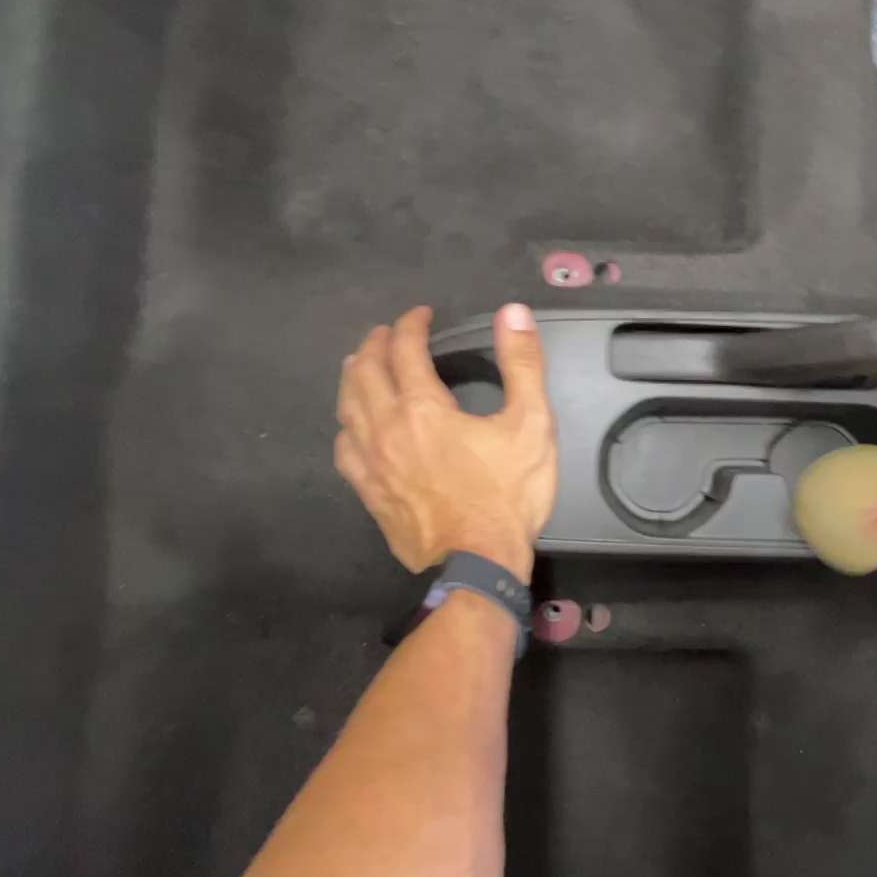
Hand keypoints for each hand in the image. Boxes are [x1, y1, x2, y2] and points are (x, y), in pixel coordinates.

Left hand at [335, 304, 557, 579]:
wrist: (479, 562)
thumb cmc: (508, 493)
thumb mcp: (532, 423)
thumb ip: (523, 364)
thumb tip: (513, 313)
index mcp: (423, 408)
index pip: (405, 350)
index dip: (411, 325)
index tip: (421, 315)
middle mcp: (387, 428)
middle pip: (366, 373)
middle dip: (375, 345)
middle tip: (386, 332)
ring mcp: (372, 464)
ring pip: (348, 408)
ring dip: (354, 378)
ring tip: (360, 364)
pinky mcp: (370, 493)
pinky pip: (344, 449)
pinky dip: (347, 425)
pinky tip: (353, 426)